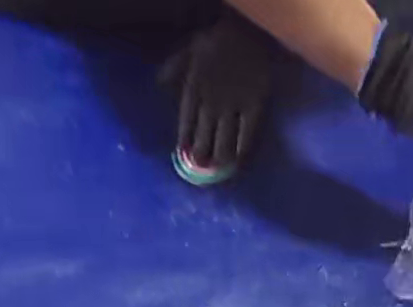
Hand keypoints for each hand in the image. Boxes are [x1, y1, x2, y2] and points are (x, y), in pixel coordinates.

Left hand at [159, 16, 273, 170]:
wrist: (249, 29)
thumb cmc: (218, 39)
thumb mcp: (191, 47)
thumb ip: (175, 66)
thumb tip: (159, 82)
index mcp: (195, 88)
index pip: (187, 120)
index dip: (184, 138)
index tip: (183, 155)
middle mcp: (212, 102)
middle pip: (205, 135)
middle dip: (202, 154)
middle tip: (201, 170)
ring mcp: (233, 106)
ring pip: (224, 139)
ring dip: (221, 157)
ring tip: (219, 170)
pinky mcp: (253, 107)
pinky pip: (247, 133)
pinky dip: (243, 148)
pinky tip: (240, 160)